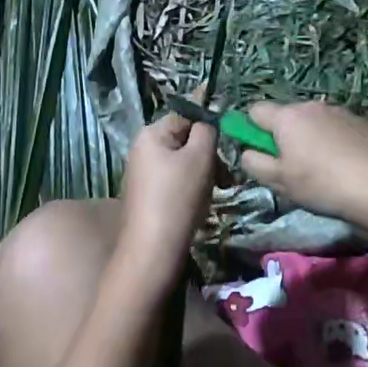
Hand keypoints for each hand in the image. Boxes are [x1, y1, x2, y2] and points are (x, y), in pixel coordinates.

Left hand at [116, 111, 218, 284]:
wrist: (153, 248)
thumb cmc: (178, 196)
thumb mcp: (200, 156)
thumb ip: (206, 132)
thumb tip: (206, 125)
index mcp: (150, 133)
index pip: (186, 118)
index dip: (207, 132)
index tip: (224, 153)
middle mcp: (142, 149)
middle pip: (184, 141)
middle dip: (208, 156)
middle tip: (225, 178)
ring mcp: (142, 173)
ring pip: (182, 163)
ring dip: (203, 174)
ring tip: (217, 192)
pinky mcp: (147, 195)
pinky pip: (174, 181)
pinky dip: (190, 189)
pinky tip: (200, 205)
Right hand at [238, 100, 367, 223]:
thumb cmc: (323, 184)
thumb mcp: (279, 181)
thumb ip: (254, 163)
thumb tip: (248, 152)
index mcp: (286, 116)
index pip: (254, 110)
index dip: (251, 130)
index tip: (261, 155)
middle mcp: (311, 106)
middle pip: (285, 117)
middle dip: (282, 138)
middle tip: (290, 170)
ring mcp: (338, 112)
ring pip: (310, 124)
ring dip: (307, 141)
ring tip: (320, 173)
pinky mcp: (360, 123)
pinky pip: (333, 130)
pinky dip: (330, 145)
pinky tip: (342, 170)